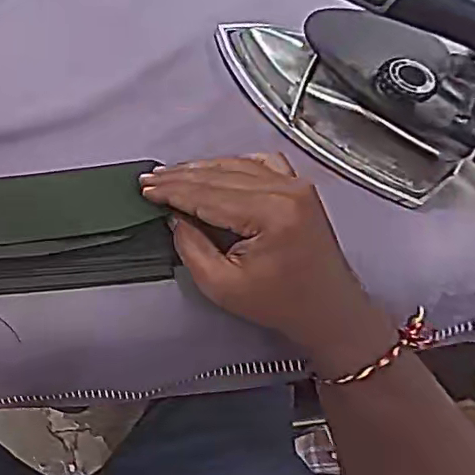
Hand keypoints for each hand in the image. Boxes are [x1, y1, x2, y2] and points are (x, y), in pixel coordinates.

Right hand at [140, 154, 395, 369]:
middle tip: (149, 180)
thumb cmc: (280, 304)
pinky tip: (211, 170)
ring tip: (168, 174)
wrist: (329, 310)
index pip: (208, 195)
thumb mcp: (222, 286)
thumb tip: (175, 218)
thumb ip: (192, 248)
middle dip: (179, 178)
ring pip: (236, 166)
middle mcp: (286, 190)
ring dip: (200, 170)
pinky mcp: (299, 189)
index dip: (171, 191)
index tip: (146, 190)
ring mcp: (296, 185)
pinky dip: (231, 165)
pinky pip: (259, 164)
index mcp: (271, 213)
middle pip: (219, 176)